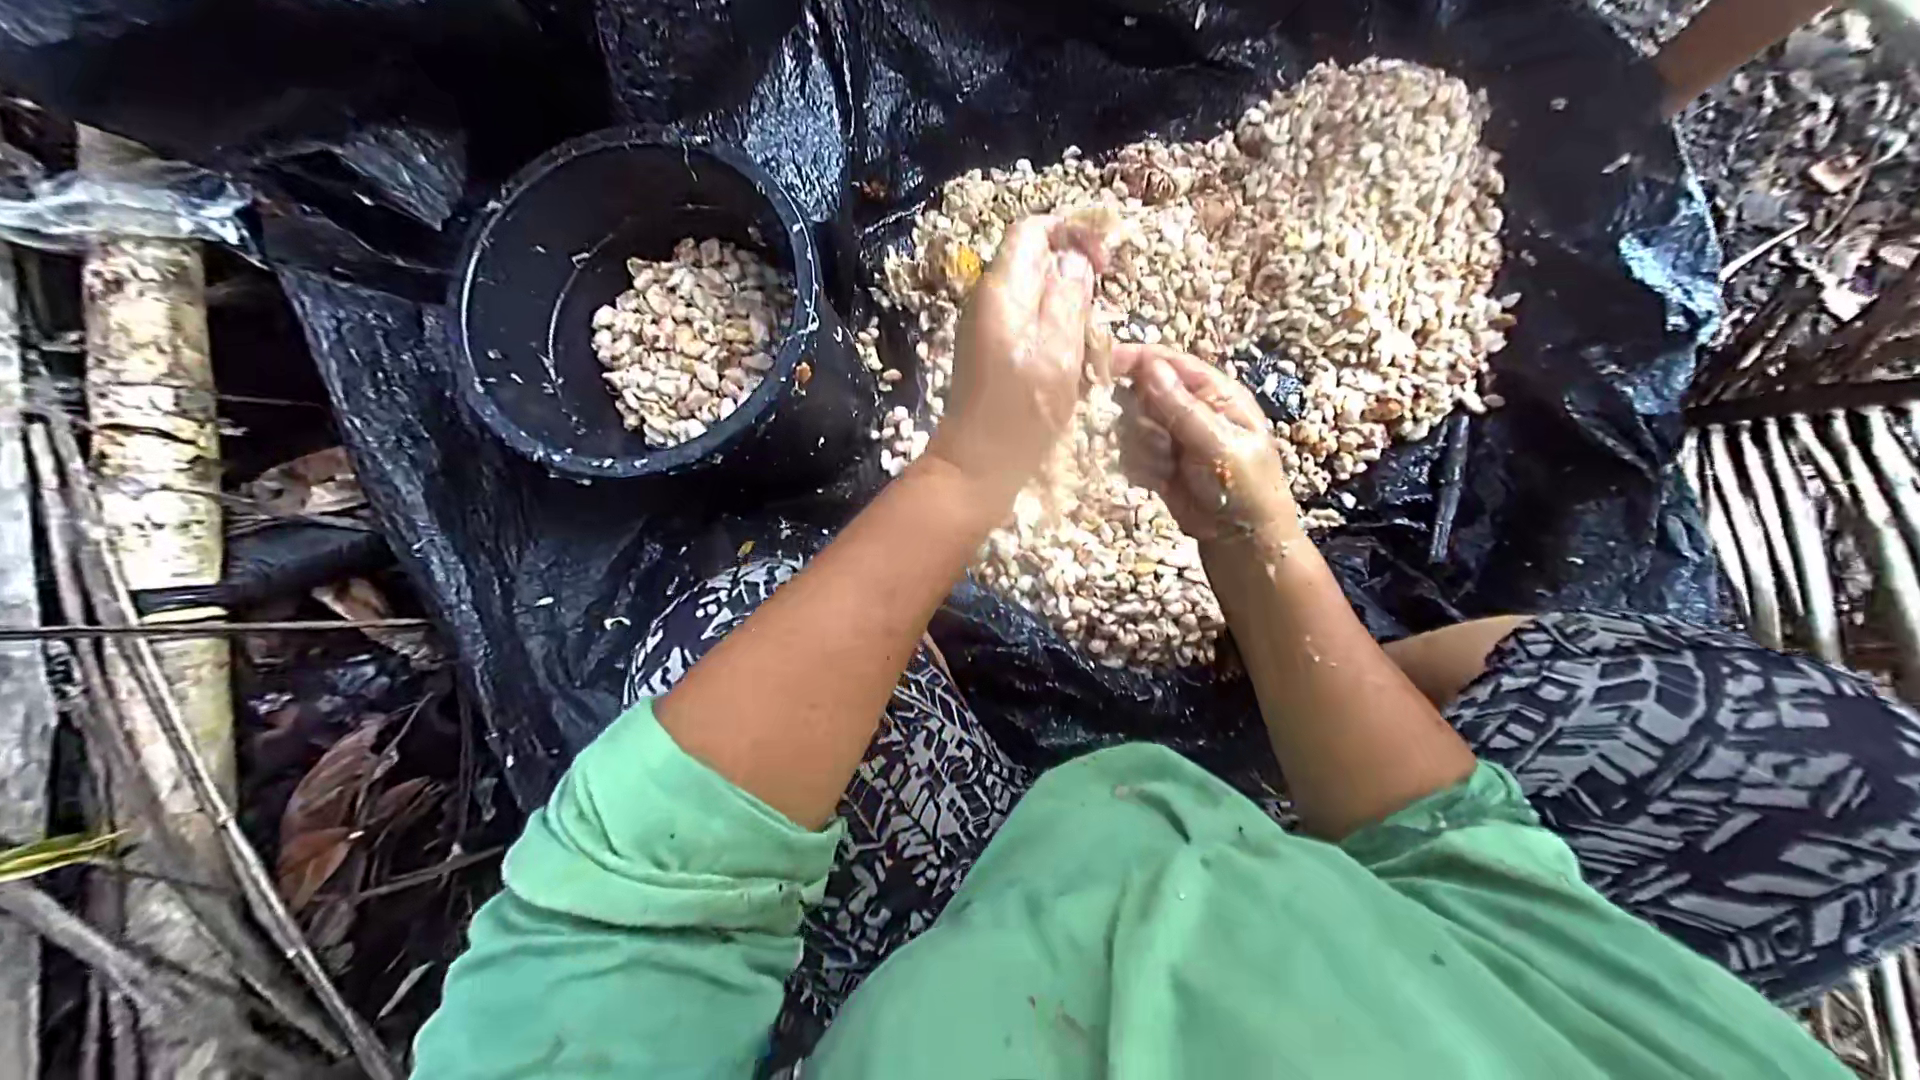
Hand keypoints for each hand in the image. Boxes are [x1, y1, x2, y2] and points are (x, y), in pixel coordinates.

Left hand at [924, 216, 1100, 504]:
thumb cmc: (1021, 413)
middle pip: (1037, 264)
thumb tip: (1075, 258)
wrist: (978, 466)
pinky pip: (1031, 329)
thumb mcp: (1058, 350)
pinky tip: (1071, 368)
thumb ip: (1069, 297)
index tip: (1104, 266)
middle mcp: (988, 301)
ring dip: (1069, 315)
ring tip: (1087, 350)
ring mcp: (988, 330)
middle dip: (1074, 282)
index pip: (1033, 230)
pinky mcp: (993, 356)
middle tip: (1097, 320)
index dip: (1072, 234)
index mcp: (1001, 289)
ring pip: (1038, 299)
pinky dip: (1056, 338)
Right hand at [1115, 344, 1300, 542]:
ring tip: (1166, 467)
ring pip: (1131, 426)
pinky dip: (1138, 466)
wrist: (1242, 539)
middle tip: (1152, 440)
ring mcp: (1169, 435)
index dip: (1133, 359)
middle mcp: (1187, 408)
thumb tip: (1148, 366)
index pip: (1166, 362)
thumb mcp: (1218, 444)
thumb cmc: (1245, 487)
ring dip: (1141, 447)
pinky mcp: (1155, 461)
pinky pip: (1129, 453)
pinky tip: (1160, 479)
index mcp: (1213, 392)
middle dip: (1137, 415)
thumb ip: (1182, 407)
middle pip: (1141, 393)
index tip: (1100, 365)